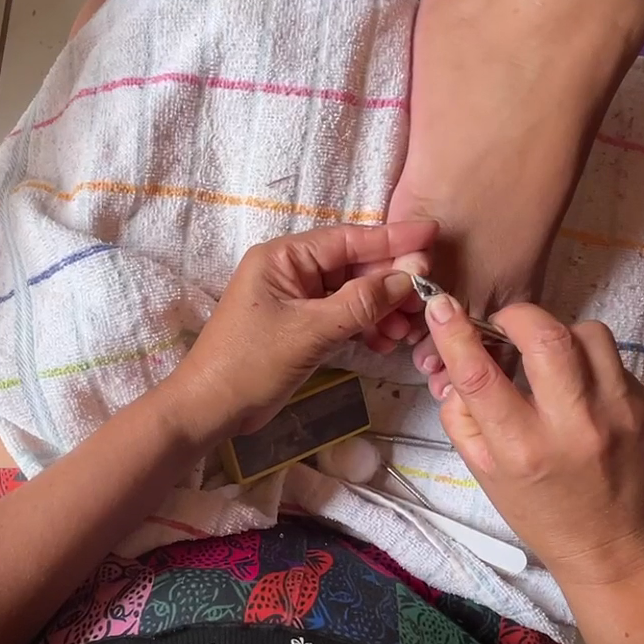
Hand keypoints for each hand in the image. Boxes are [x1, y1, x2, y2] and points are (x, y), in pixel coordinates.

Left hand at [165, 221, 436, 438]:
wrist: (212, 408)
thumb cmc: (249, 363)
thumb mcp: (309, 331)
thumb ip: (360, 303)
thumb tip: (407, 278)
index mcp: (283, 258)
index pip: (346, 240)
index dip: (391, 239)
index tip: (431, 235)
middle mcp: (290, 273)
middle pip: (353, 267)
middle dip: (391, 283)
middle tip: (426, 298)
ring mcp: (296, 303)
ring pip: (351, 296)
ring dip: (381, 310)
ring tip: (408, 330)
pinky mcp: (301, 330)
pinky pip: (342, 319)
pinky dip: (365, 328)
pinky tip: (386, 342)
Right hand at [425, 294, 643, 586]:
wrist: (612, 542)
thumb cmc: (537, 510)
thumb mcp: (482, 473)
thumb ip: (462, 418)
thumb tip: (456, 368)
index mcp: (522, 449)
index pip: (480, 377)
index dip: (455, 334)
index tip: (440, 305)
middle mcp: (573, 426)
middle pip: (545, 337)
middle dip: (516, 316)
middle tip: (503, 326)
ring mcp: (619, 411)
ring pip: (586, 334)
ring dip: (556, 333)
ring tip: (544, 356)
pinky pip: (612, 357)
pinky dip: (585, 358)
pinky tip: (576, 385)